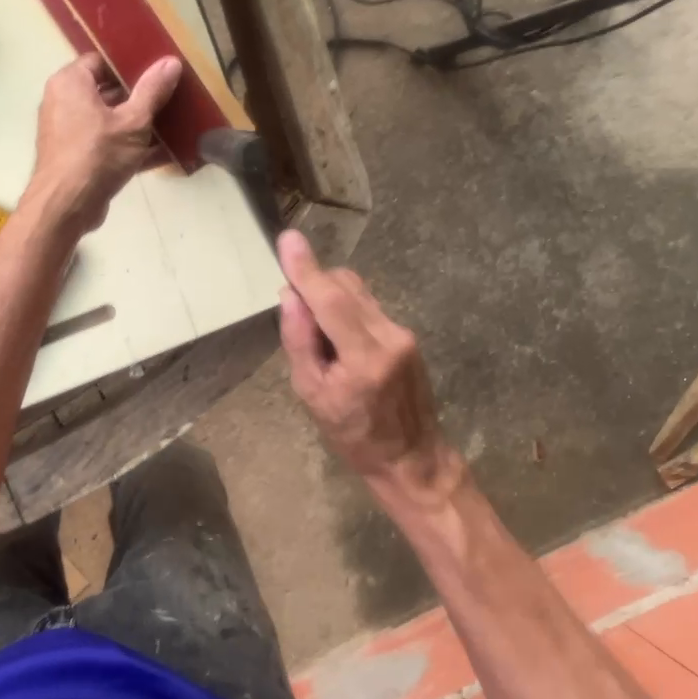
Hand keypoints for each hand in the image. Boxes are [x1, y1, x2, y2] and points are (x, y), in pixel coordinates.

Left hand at [24, 53, 182, 235]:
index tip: (157, 69)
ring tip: (173, 120)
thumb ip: (152, 90)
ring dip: (137, 124)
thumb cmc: (97, 154)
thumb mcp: (133, 121)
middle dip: (138, 95)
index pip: (101, 61)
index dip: (130, 64)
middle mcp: (62, 101)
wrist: (66, 207)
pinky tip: (162, 152)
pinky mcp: (75, 157)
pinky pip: (105, 143)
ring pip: (108, 120)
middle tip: (171, 94)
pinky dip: (128, 147)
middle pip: (106, 91)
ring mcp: (67, 131)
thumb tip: (171, 62)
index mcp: (70, 82)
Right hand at [276, 231, 462, 506]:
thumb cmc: (352, 434)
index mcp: (364, 357)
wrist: (410, 458)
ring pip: (357, 293)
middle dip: (314, 285)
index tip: (288, 240)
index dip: (306, 269)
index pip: (330, 299)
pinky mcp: (407, 336)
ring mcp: (404, 334)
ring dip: (330, 298)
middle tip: (295, 315)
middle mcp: (390, 336)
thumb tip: (290, 296)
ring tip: (320, 338)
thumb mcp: (311, 394)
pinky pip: (367, 307)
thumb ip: (299, 341)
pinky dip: (346, 311)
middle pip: (345, 286)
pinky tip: (340, 343)